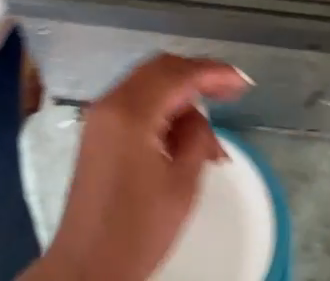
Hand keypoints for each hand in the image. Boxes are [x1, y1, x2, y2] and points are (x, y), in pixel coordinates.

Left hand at [25, 54, 251, 280]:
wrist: (87, 267)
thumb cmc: (137, 230)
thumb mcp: (181, 184)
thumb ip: (195, 137)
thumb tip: (198, 116)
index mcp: (130, 113)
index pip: (178, 75)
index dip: (214, 73)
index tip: (243, 82)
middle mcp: (110, 102)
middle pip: (160, 68)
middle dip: (197, 75)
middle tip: (230, 91)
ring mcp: (100, 115)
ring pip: (147, 82)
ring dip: (179, 94)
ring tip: (209, 129)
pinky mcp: (97, 130)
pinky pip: (135, 100)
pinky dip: (161, 106)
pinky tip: (183, 131)